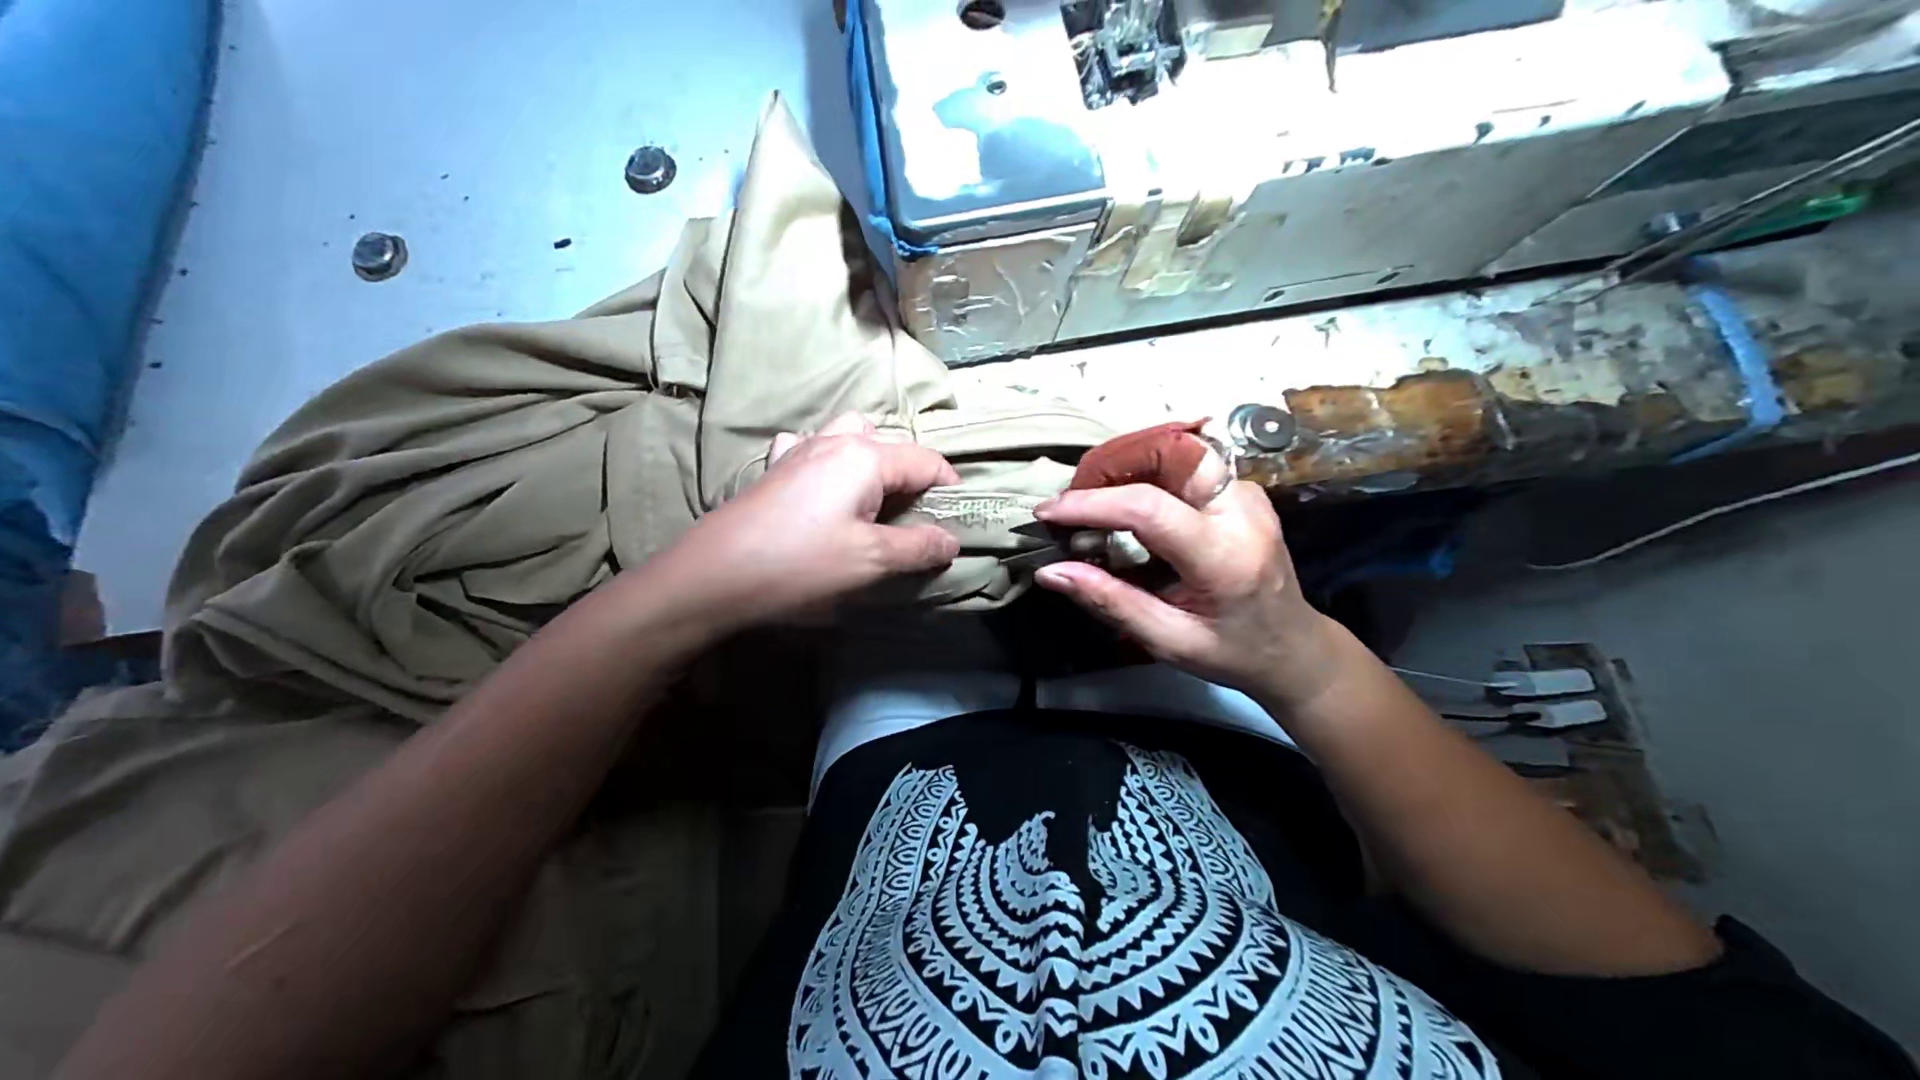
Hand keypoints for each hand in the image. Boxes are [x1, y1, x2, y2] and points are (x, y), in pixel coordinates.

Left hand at [645, 413, 960, 629]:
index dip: (949, 488)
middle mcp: (835, 441)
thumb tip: (951, 540)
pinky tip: (823, 486)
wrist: (715, 575)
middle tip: (915, 518)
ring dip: (872, 459)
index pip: (926, 461)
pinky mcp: (776, 467)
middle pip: (891, 445)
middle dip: (912, 475)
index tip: (956, 521)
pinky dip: (828, 458)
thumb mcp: (870, 561)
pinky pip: (812, 446)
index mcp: (866, 457)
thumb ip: (918, 547)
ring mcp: (800, 449)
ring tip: (873, 498)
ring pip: (851, 435)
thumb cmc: (801, 564)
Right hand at [1031, 480, 1343, 706]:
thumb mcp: (1168, 641)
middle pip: (1174, 451)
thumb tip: (1052, 571)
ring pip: (1180, 448)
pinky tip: (1125, 498)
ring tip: (1093, 495)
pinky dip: (1146, 469)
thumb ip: (1110, 602)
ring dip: (1128, 461)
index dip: (1092, 503)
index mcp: (1225, 558)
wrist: (1294, 646)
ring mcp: (1246, 494)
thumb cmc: (1232, 651)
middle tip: (1075, 495)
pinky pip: (1186, 462)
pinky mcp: (1240, 490)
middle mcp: (1242, 512)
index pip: (1150, 508)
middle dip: (1115, 461)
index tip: (1049, 512)